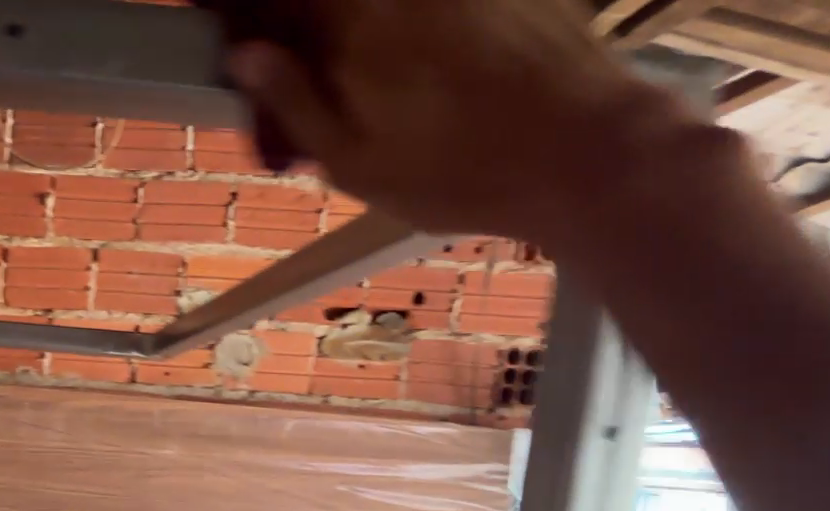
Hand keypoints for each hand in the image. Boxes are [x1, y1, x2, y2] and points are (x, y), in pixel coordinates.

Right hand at [210, 0, 715, 242]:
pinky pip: (415, 11)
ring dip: (346, 44)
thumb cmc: (455, 175)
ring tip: (354, 101)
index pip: (285, 6)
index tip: (244, 52)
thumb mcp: (354, 161)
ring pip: (367, 15)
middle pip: (326, 10)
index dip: (248, 16)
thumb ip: (295, 101)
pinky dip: (395, 36)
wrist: (585, 152)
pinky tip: (414, 87)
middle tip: (283, 72)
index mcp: (356, 27)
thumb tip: (244, 54)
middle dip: (296, 41)